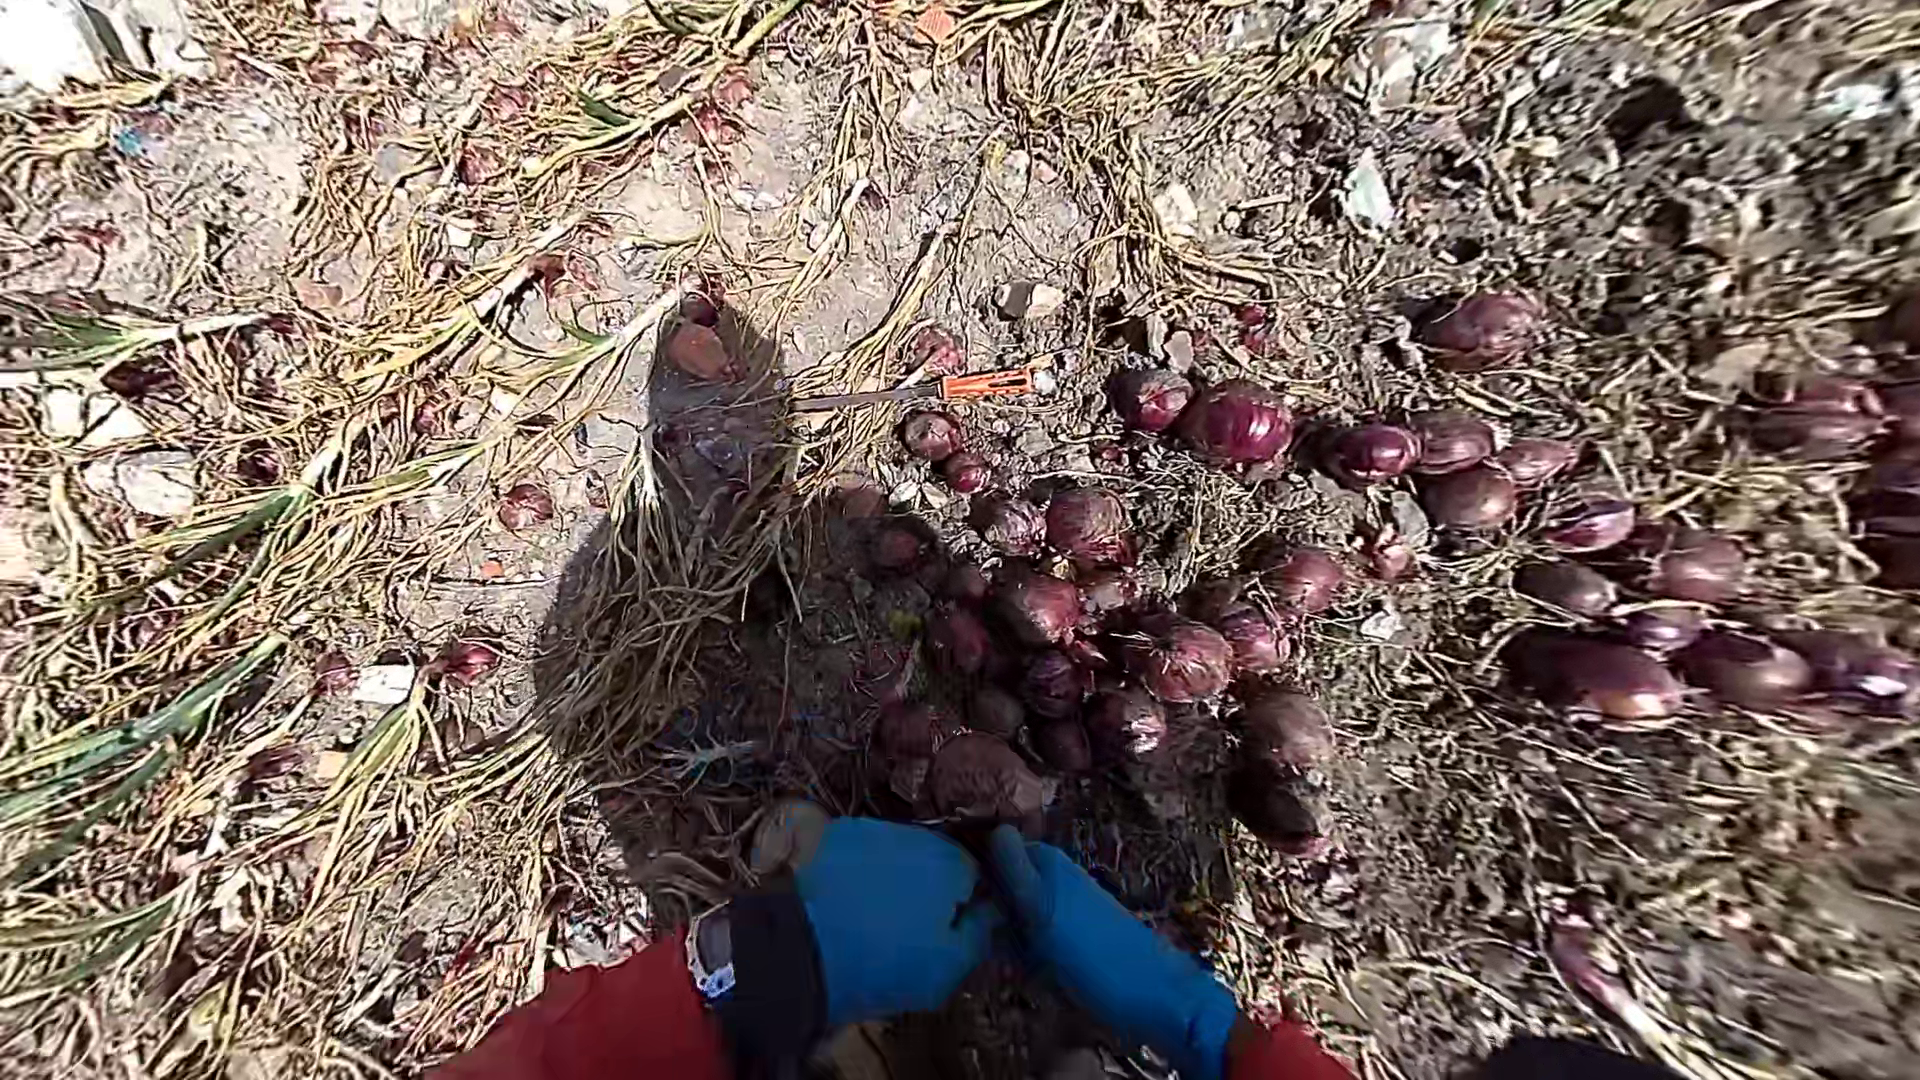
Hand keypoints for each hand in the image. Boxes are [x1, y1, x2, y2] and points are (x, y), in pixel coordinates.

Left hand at [795, 818, 1000, 1025]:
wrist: (799, 947)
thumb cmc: (881, 963)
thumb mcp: (944, 970)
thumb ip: (978, 934)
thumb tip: (991, 910)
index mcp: (950, 863)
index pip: (976, 874)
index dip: (965, 903)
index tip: (948, 928)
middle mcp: (918, 834)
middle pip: (939, 857)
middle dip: (933, 884)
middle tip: (913, 923)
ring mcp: (877, 827)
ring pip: (904, 850)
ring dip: (900, 873)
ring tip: (878, 911)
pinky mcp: (841, 831)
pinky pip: (867, 848)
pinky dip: (866, 867)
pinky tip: (851, 896)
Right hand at [987, 825, 1238, 1079]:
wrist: (1151, 994)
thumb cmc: (1091, 948)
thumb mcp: (1042, 906)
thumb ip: (1014, 867)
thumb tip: (993, 826)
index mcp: (1041, 858)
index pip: (990, 851)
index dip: (973, 876)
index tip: (962, 904)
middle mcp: (1048, 873)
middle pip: (998, 885)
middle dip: (990, 912)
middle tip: (991, 939)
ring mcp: (1057, 904)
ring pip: (1012, 915)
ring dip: (1007, 938)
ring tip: (1015, 959)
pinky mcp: (1065, 933)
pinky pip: (1029, 938)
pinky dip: (1025, 954)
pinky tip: (1033, 972)